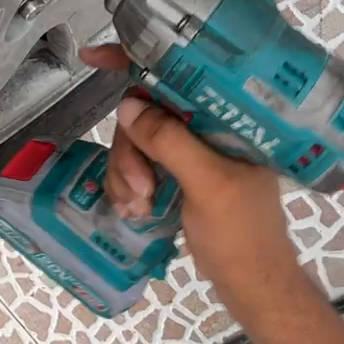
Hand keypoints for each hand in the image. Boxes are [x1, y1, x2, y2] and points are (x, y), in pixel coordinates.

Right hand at [80, 45, 298, 296]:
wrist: (250, 286)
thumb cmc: (243, 236)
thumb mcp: (208, 185)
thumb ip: (170, 142)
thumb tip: (127, 104)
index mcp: (226, 115)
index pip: (180, 73)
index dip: (136, 59)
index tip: (94, 57)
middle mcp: (206, 125)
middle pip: (144, 112)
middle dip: (131, 149)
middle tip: (139, 187)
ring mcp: (189, 150)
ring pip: (135, 141)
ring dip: (126, 173)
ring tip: (139, 206)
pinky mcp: (175, 173)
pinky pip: (135, 165)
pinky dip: (127, 186)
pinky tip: (135, 210)